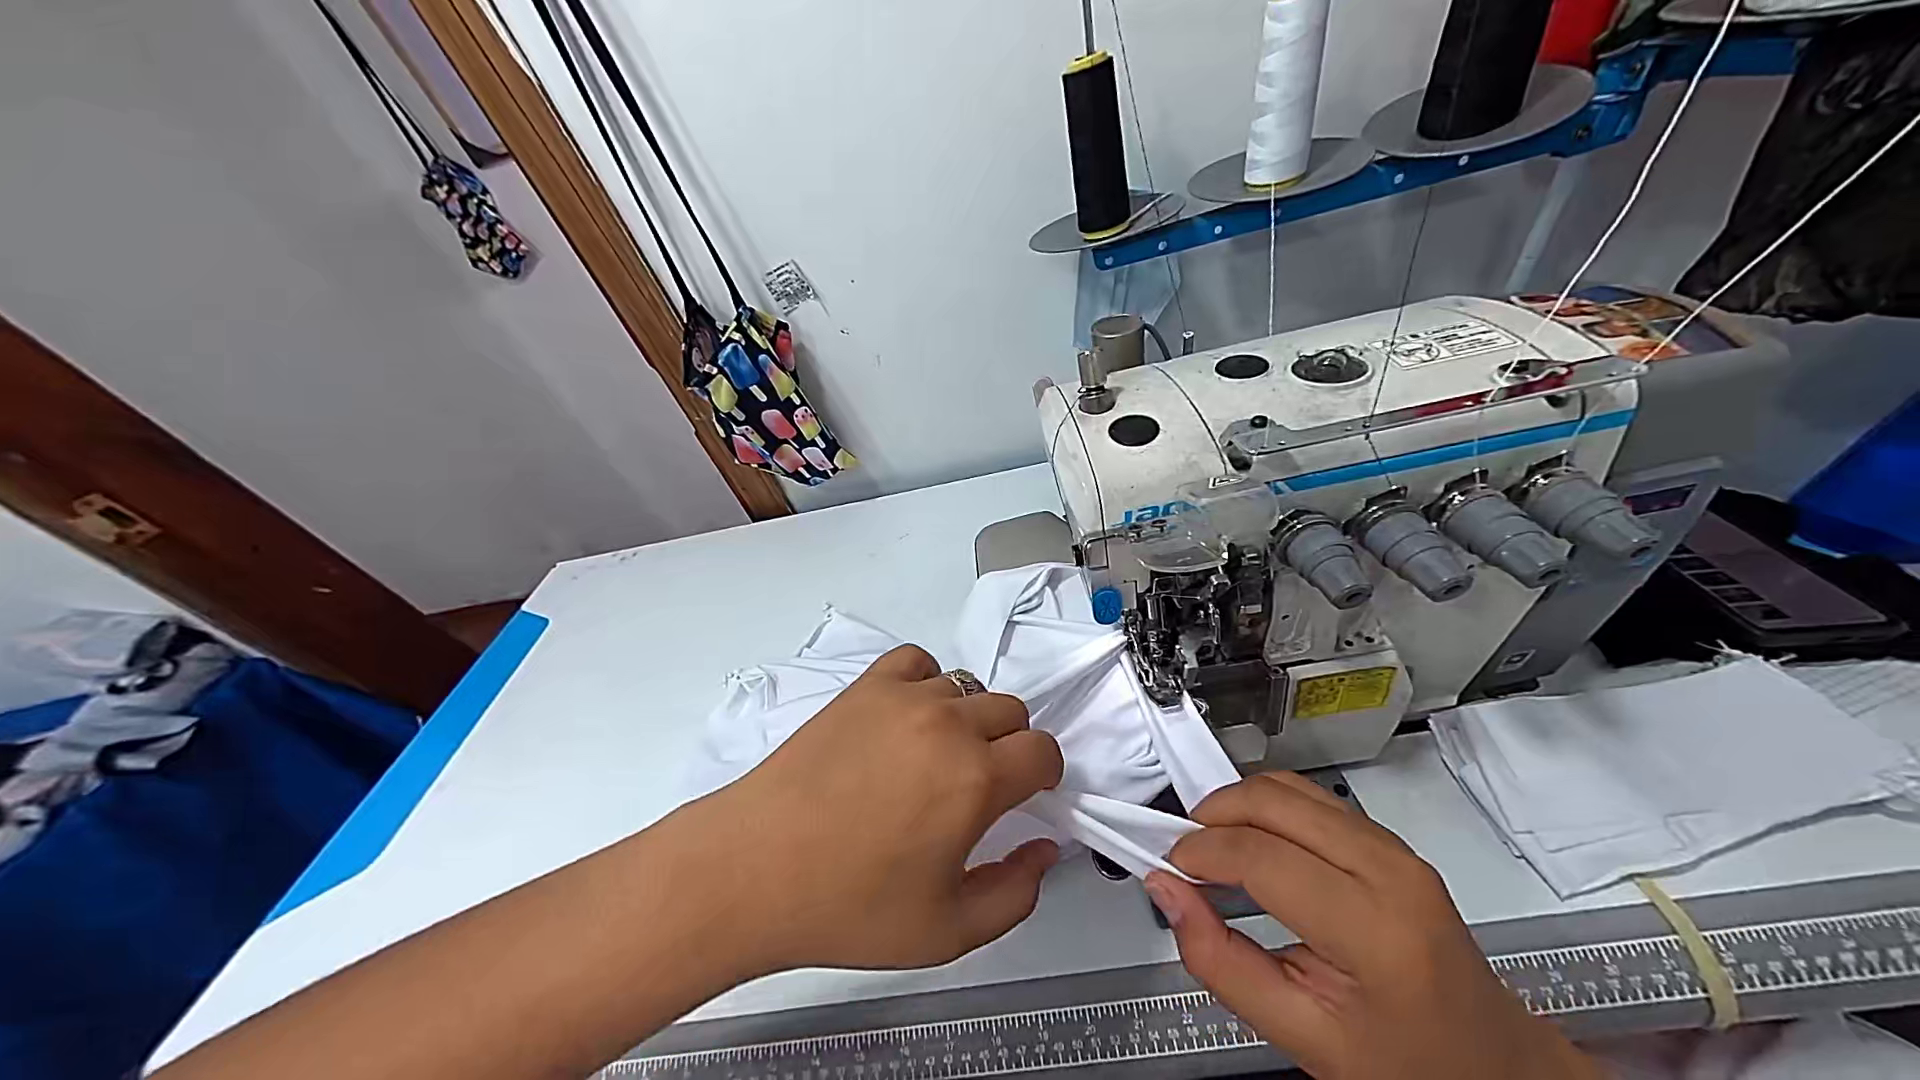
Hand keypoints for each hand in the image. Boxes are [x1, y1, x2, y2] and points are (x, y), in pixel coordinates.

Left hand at [669, 645, 1064, 973]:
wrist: (754, 869)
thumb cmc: (850, 906)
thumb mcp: (947, 930)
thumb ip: (1016, 893)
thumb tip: (1045, 848)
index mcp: (977, 779)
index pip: (1044, 751)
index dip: (1043, 775)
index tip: (1023, 796)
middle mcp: (948, 725)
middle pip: (1012, 712)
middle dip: (1010, 747)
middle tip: (978, 784)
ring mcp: (903, 698)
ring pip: (968, 688)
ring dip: (968, 718)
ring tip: (936, 756)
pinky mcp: (865, 687)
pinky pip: (917, 661)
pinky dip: (925, 682)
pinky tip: (907, 718)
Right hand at [1144, 773, 1601, 1079]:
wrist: (1493, 1063)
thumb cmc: (1410, 1064)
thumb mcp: (1302, 1036)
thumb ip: (1221, 963)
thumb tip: (1169, 895)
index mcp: (1375, 931)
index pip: (1260, 856)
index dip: (1200, 851)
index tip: (1170, 863)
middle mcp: (1392, 873)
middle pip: (1272, 801)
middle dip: (1212, 813)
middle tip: (1183, 848)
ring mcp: (1396, 850)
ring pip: (1288, 786)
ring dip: (1236, 804)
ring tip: (1212, 843)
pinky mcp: (1389, 840)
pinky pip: (1311, 796)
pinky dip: (1265, 806)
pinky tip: (1250, 838)